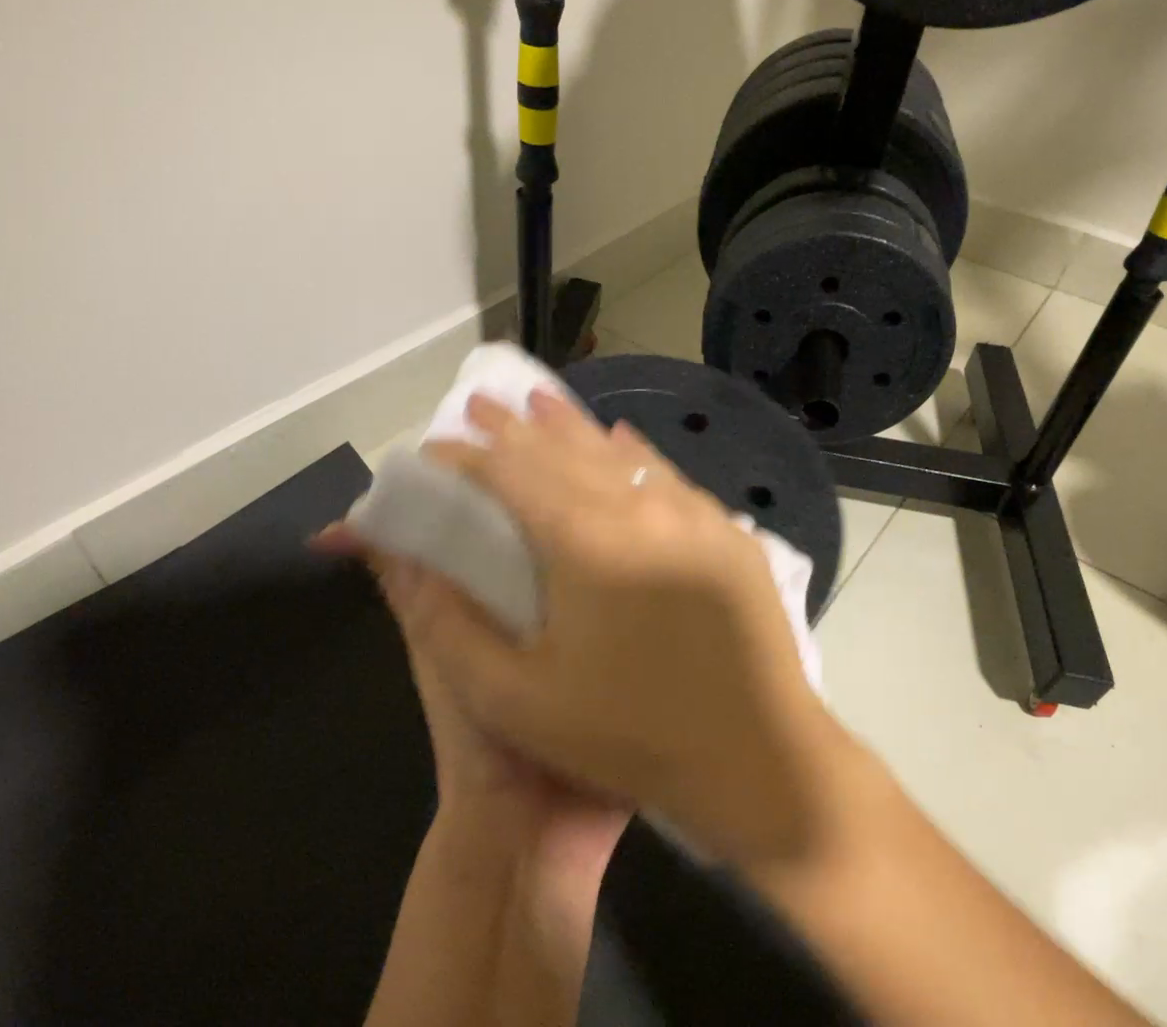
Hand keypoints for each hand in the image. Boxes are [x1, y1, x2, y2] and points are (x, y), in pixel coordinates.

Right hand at [354, 390, 845, 868]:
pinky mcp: (730, 537)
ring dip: (572, 428)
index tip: (435, 445)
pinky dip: (632, 453)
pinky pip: (668, 475)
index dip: (467, 455)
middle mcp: (641, 509)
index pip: (511, 473)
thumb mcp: (515, 700)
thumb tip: (405, 559)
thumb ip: (449, 625)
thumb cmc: (629, 738)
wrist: (761, 763)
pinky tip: (622, 439)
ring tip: (539, 403)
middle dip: (515, 427)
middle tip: (481, 402)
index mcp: (585, 542)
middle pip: (565, 450)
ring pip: (619, 454)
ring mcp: (695, 518)